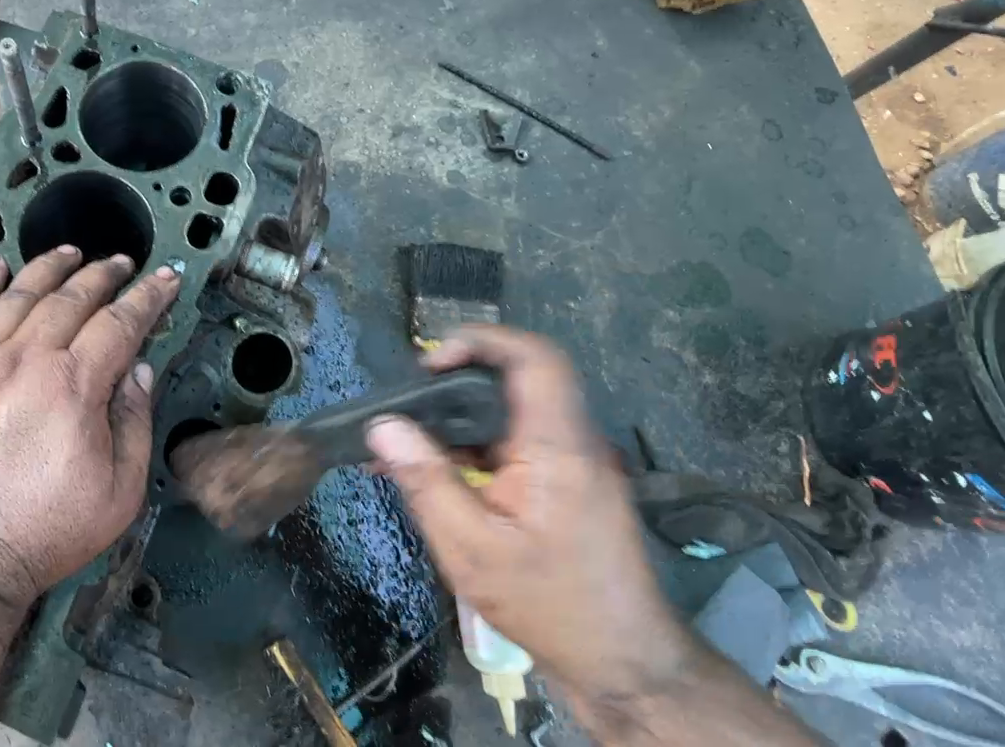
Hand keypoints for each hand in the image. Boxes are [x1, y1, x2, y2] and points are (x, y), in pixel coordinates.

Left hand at [0, 246, 180, 609]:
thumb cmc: (46, 530)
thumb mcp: (119, 491)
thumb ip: (134, 423)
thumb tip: (138, 369)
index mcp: (74, 386)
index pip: (120, 323)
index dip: (148, 297)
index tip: (166, 279)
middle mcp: (26, 360)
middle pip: (72, 298)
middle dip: (105, 274)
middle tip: (124, 263)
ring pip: (20, 295)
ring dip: (50, 267)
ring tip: (71, 252)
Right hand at [366, 326, 698, 708]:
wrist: (622, 664)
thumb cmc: (548, 603)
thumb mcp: (471, 548)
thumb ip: (426, 480)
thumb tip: (383, 426)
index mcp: (557, 446)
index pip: (534, 358)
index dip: (481, 341)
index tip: (430, 364)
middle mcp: (574, 442)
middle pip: (519, 380)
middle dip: (456, 380)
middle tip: (407, 403)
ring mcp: (575, 464)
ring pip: (514, 413)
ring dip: (461, 418)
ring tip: (408, 441)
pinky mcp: (569, 485)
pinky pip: (518, 444)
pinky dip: (477, 447)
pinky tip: (438, 472)